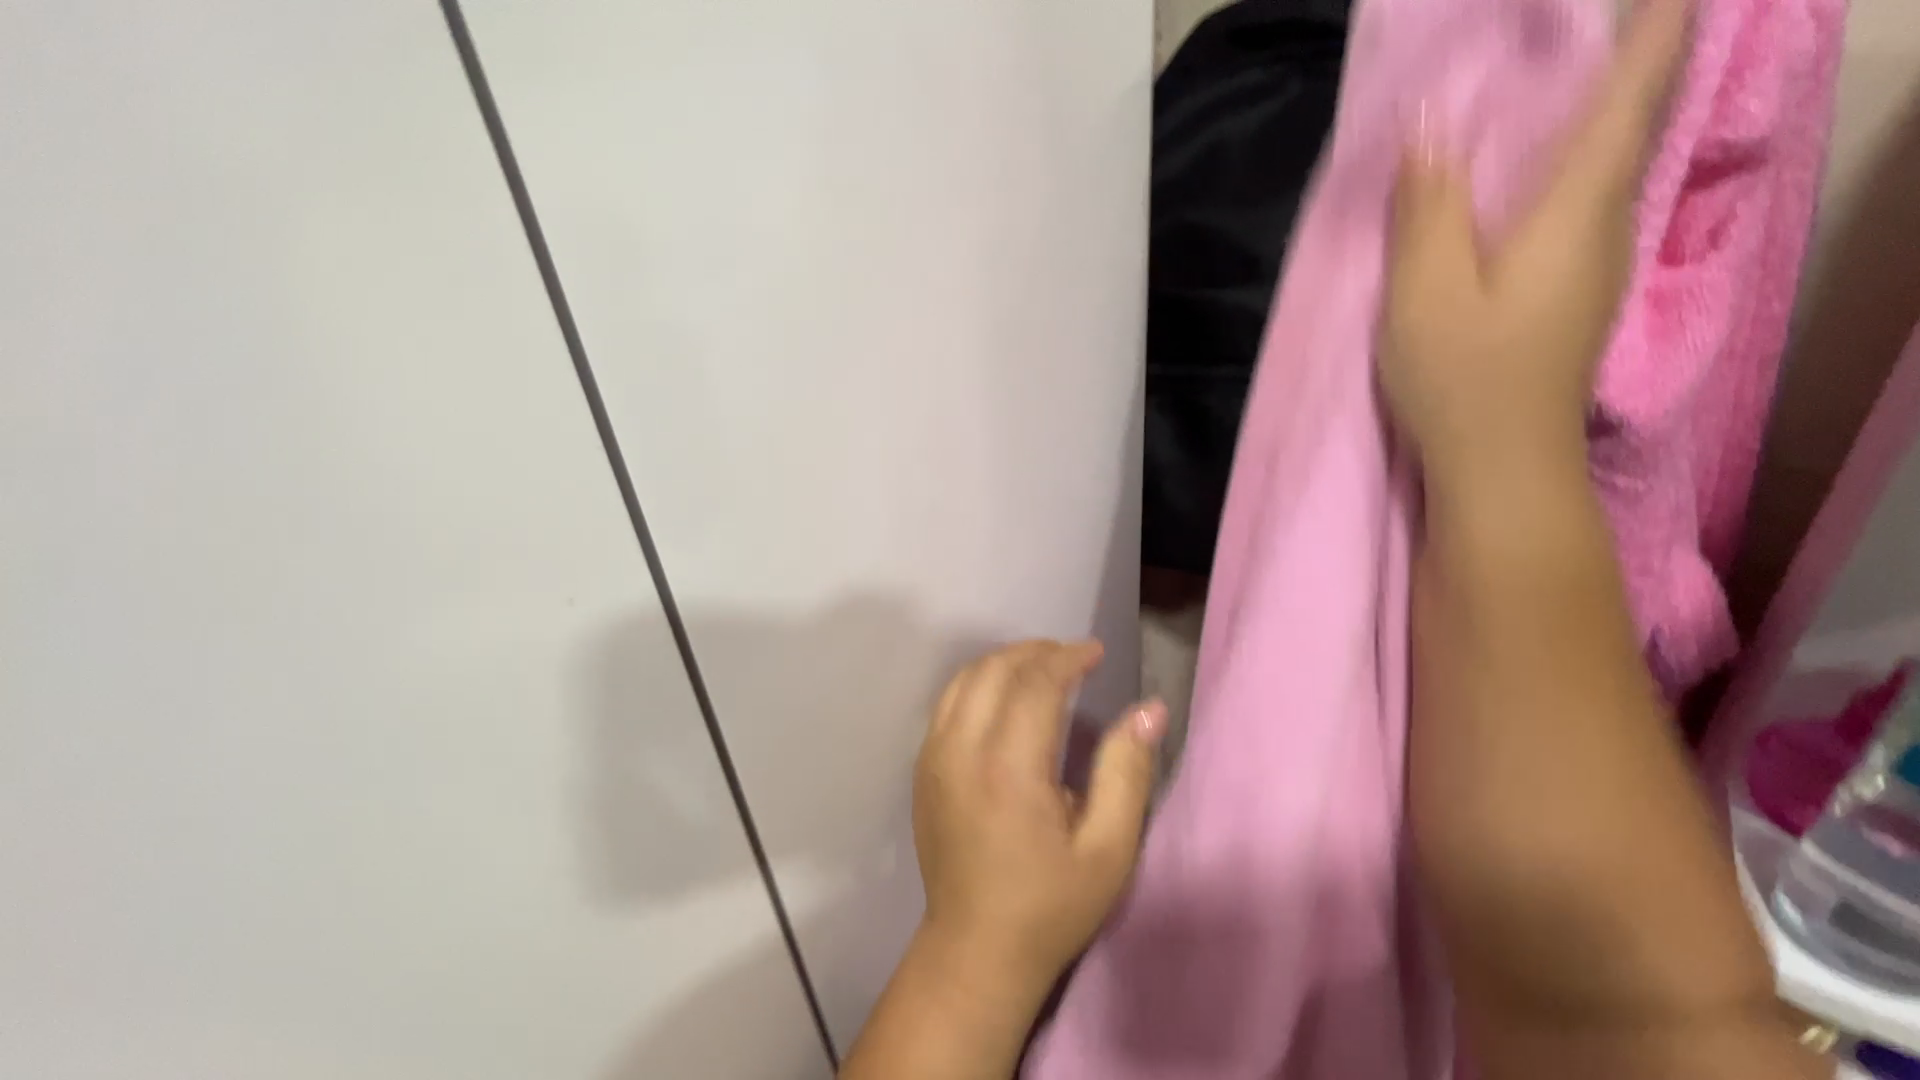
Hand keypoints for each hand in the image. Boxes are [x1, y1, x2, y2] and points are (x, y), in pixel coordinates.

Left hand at [911, 640, 1166, 989]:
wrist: (977, 950)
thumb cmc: (1051, 904)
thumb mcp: (1108, 848)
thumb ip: (1127, 771)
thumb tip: (1150, 709)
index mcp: (1008, 767)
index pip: (1034, 682)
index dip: (1067, 657)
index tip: (1096, 653)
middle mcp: (961, 750)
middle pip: (992, 669)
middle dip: (1035, 651)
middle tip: (1073, 656)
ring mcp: (933, 759)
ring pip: (962, 681)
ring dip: (1003, 663)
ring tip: (1042, 668)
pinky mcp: (922, 771)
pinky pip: (946, 705)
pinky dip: (977, 684)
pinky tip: (1005, 699)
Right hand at [1380, 0, 1689, 488]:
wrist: (1502, 470)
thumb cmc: (1464, 379)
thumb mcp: (1425, 292)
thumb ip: (1429, 207)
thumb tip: (1429, 124)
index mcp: (1572, 214)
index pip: (1627, 103)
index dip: (1651, 36)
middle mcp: (1601, 229)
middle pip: (1625, 129)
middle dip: (1619, 67)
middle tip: (1583, 32)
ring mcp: (1592, 267)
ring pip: (1601, 170)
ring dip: (1590, 118)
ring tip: (1553, 86)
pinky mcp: (1571, 297)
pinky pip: (1578, 207)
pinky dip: (1562, 169)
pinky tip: (1524, 176)